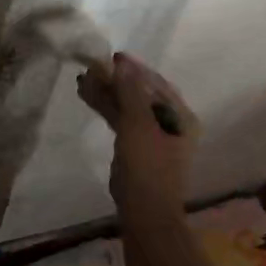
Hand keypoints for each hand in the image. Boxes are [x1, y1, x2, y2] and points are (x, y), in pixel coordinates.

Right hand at [76, 53, 197, 208]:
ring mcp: (152, 136)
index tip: (111, 56)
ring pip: (128, 106)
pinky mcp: (136, 147)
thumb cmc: (148, 164)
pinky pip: (121, 120)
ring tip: (84, 79)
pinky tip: (89, 97)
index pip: (156, 83)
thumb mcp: (138, 122)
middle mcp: (171, 122)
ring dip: (108, 92)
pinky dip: (106, 108)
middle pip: (141, 93)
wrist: (145, 209)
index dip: (134, 68)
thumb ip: (130, 90)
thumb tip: (123, 62)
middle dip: (116, 79)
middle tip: (92, 66)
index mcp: (181, 116)